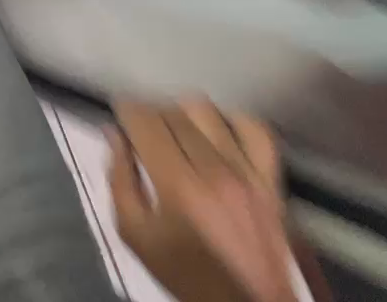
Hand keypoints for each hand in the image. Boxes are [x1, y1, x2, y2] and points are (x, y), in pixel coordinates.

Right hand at [108, 100, 297, 301]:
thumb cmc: (185, 275)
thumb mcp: (134, 234)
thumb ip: (119, 179)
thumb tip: (114, 134)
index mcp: (178, 186)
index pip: (145, 121)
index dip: (126, 110)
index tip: (119, 113)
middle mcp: (215, 171)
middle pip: (173, 112)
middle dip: (150, 112)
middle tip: (142, 127)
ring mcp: (249, 174)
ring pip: (208, 111)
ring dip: (183, 112)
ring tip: (176, 128)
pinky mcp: (272, 181)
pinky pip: (255, 130)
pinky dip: (233, 120)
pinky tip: (218, 130)